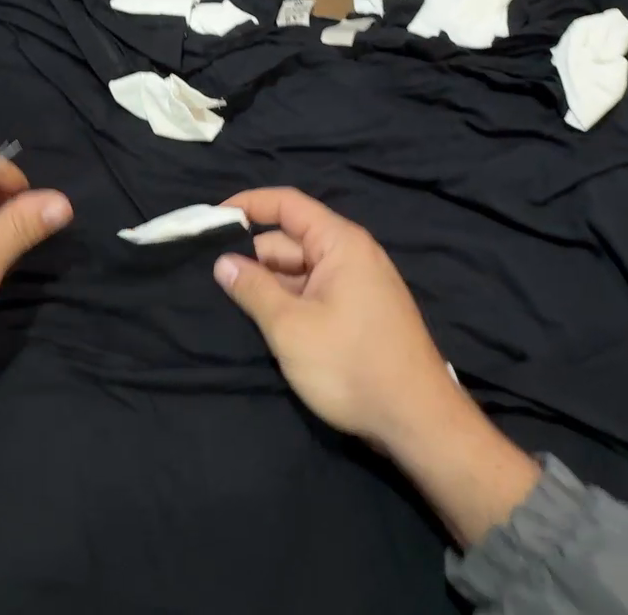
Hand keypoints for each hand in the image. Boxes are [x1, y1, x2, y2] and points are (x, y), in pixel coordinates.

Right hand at [214, 187, 538, 543]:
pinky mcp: (358, 313)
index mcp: (341, 244)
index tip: (211, 220)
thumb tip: (222, 261)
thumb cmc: (351, 366)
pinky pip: (313, 293)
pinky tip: (267, 325)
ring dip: (270, 286)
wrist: (417, 422)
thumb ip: (253, 289)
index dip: (248, 204)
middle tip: (214, 283)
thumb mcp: (291, 327)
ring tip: (235, 308)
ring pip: (299, 271)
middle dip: (254, 258)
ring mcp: (357, 285)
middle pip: (289, 241)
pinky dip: (289, 303)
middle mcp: (351, 255)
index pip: (287, 204)